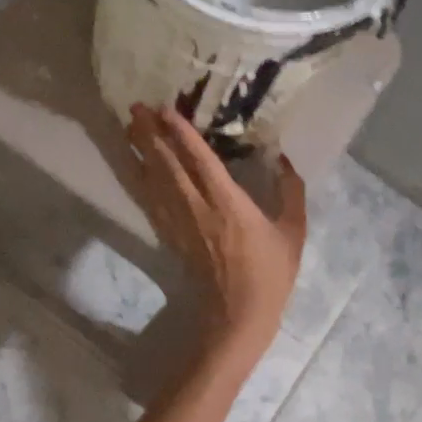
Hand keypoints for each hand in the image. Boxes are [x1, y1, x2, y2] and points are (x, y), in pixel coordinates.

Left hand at [126, 103, 307, 353]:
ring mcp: (180, 222)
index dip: (182, 133)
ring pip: (154, 180)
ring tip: (127, 125)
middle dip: (150, 134)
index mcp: (229, 203)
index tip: (167, 108)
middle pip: (168, 164)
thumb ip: (290, 191)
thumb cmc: (270, 274)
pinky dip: (139, 179)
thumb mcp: (293, 231)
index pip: (200, 160)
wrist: (238, 315)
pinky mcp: (170, 236)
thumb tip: (283, 158)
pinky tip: (132, 165)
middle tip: (135, 106)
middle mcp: (198, 207)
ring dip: (140, 151)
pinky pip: (150, 201)